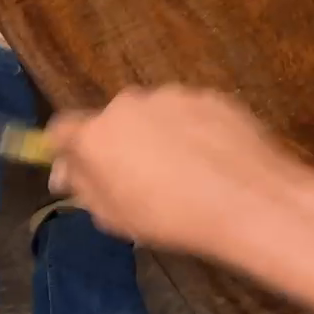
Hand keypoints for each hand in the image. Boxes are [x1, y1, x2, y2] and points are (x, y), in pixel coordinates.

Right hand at [46, 86, 313, 258]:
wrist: (252, 201)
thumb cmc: (169, 216)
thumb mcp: (111, 215)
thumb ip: (81, 187)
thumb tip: (65, 172)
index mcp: (94, 135)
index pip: (60, 128)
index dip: (64, 148)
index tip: (76, 169)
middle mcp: (126, 105)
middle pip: (108, 121)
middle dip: (115, 144)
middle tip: (135, 177)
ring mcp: (170, 97)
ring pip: (149, 116)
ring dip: (154, 136)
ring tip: (181, 170)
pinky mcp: (210, 97)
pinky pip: (187, 114)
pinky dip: (190, 132)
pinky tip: (209, 161)